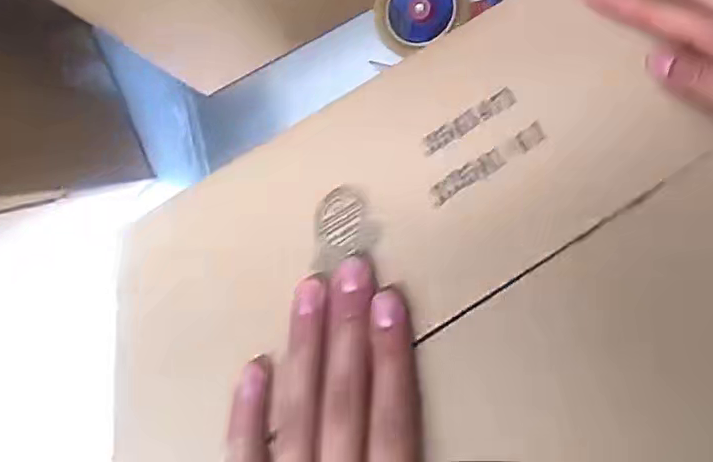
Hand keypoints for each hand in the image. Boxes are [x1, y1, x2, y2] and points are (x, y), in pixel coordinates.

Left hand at [227, 256, 420, 461]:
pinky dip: (248, 416)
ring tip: (310, 289)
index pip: (393, 418)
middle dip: (348, 330)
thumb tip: (466, 408)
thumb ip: (425, 456)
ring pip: (297, 413)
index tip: (390, 298)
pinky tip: (256, 365)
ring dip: (305, 348)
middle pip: (344, 400)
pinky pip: (246, 459)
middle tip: (352, 270)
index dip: (392, 354)